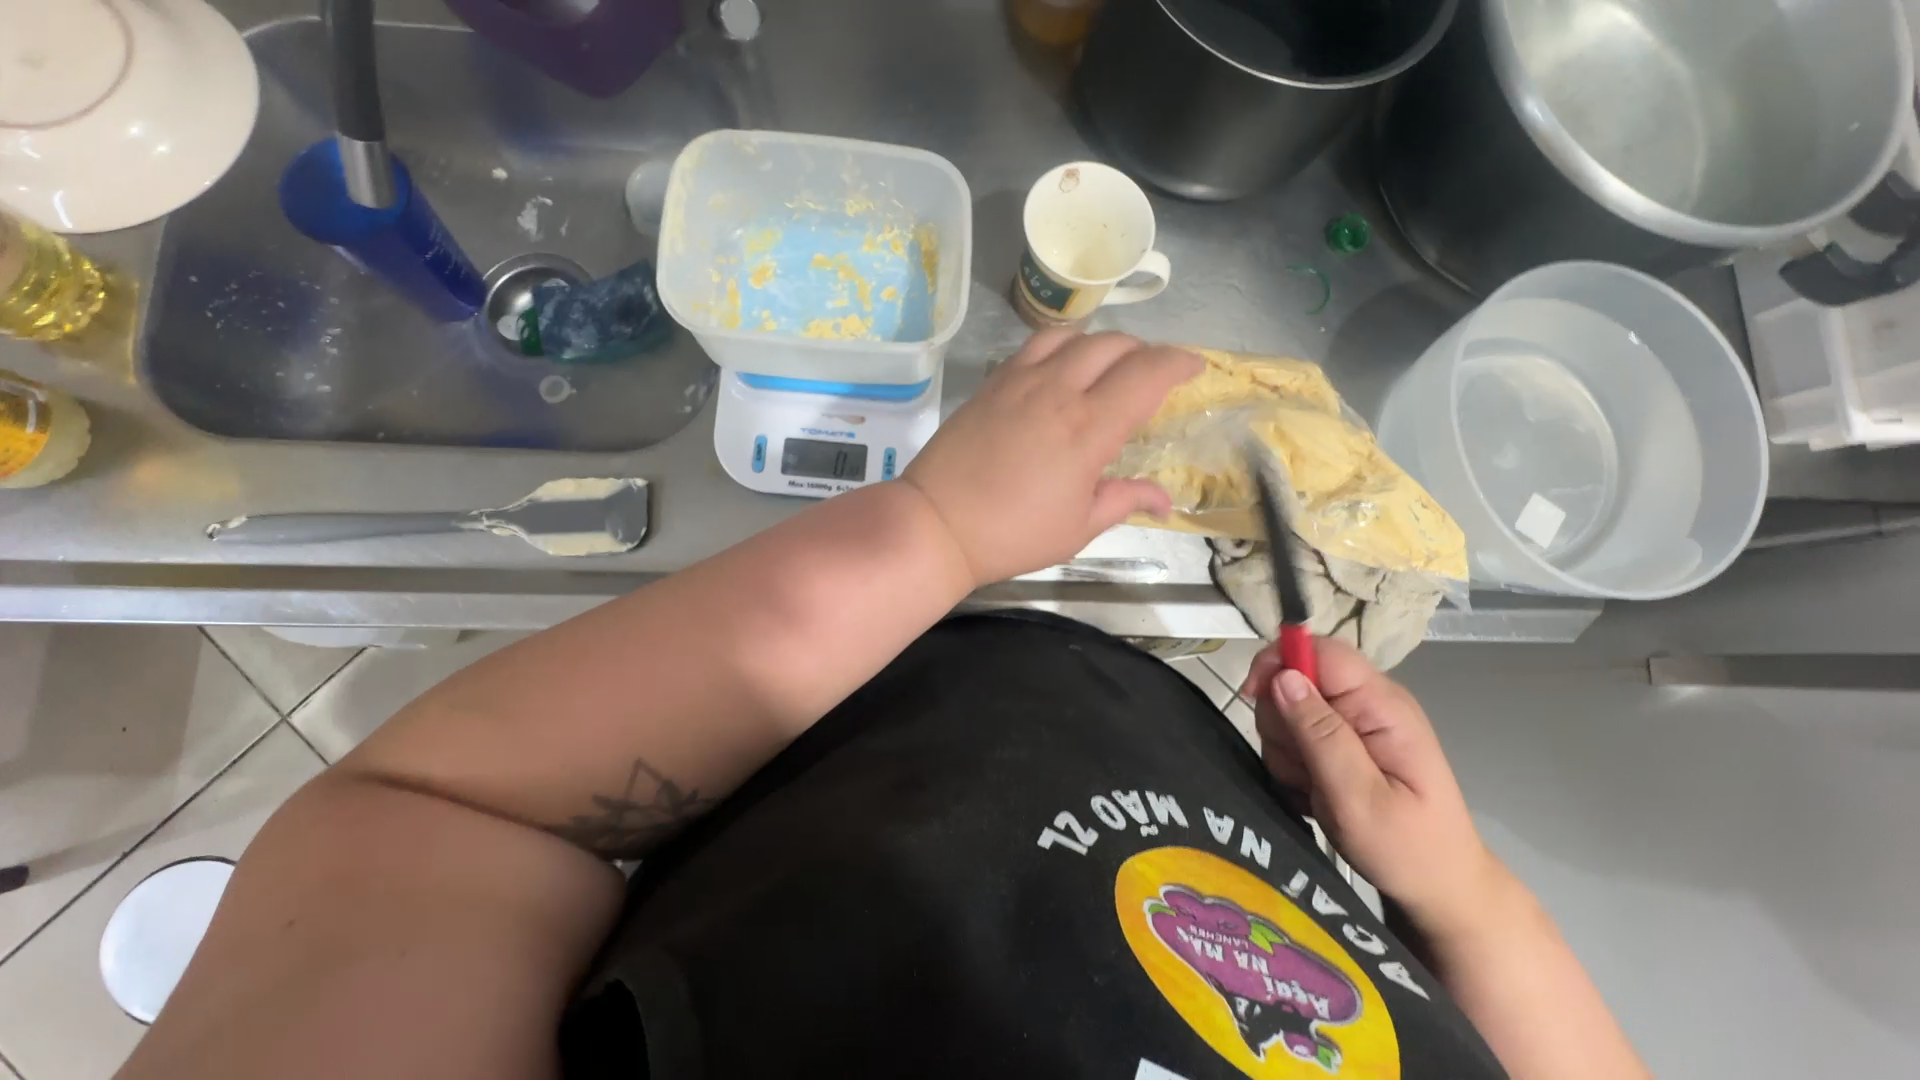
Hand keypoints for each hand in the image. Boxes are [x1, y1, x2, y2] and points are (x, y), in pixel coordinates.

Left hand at [901, 329, 1202, 586]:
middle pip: (1113, 345)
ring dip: (1102, 343)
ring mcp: (1019, 381)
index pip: (1147, 375)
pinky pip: (1035, 346)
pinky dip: (1062, 346)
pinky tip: (1061, 368)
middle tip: (1151, 375)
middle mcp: (1057, 391)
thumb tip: (1165, 499)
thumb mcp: (1078, 527)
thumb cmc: (1013, 535)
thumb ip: (1124, 500)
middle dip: (1144, 352)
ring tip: (1108, 365)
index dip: (1178, 364)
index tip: (1194, 368)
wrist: (937, 524)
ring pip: (1073, 336)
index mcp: (1088, 428)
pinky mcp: (992, 383)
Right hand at [1245, 638, 1505, 934]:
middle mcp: (1367, 704)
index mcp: (1381, 705)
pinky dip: (1291, 765)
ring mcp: (1354, 724)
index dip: (1279, 661)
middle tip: (1302, 769)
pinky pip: (1292, 738)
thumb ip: (1320, 734)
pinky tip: (1312, 792)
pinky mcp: (1341, 745)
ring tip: (1312, 788)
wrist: (1439, 888)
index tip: (1253, 697)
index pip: (1320, 650)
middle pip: (1295, 679)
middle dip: (1280, 721)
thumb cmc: (1407, 847)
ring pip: (1286, 711)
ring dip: (1285, 749)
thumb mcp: (1359, 797)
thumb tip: (1283, 676)